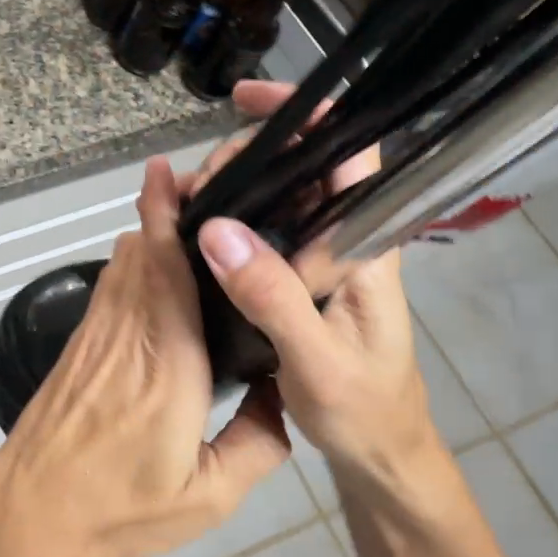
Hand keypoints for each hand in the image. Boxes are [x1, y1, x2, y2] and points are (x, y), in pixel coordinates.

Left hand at [0, 157, 291, 556]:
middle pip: (141, 248)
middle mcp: (130, 328)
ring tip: (192, 220)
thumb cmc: (121, 501)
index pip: (164, 266)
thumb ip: (258, 445)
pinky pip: (112, 282)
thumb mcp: (208, 496)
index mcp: (169, 359)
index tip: (169, 170)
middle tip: (211, 190)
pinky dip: (135, 259)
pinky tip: (159, 269)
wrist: (35, 503)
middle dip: (167, 210)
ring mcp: (99, 330)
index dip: (164, 212)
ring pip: (123, 260)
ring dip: (150, 231)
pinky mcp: (83, 339)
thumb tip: (283, 396)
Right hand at [188, 81, 437, 483]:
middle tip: (196, 188)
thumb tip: (215, 227)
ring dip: (226, 183)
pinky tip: (185, 225)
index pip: (350, 153)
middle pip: (298, 163)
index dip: (305, 113)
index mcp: (364, 244)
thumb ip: (271, 296)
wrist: (378, 456)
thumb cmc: (365, 411)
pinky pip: (255, 225)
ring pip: (272, 191)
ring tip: (180, 206)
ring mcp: (317, 254)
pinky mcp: (294, 274)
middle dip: (243, 155)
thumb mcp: (317, 363)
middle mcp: (342, 236)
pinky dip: (219, 214)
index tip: (245, 100)